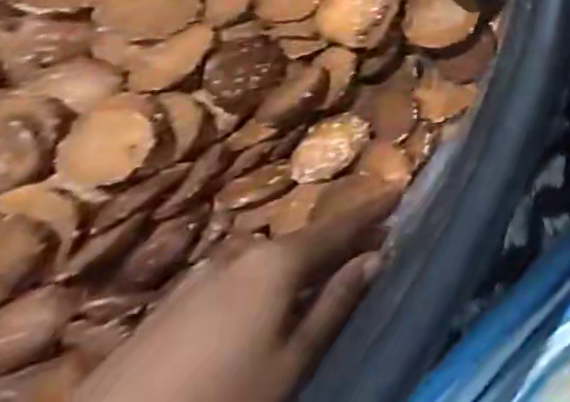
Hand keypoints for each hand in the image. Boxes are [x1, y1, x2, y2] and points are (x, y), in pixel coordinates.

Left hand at [75, 183, 397, 401]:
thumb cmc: (220, 399)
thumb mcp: (290, 363)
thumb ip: (335, 304)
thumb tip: (376, 256)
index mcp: (277, 260)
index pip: (340, 225)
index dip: (374, 209)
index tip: (402, 189)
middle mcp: (240, 254)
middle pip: (303, 241)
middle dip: (337, 242)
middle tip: (369, 246)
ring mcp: (198, 276)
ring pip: (266, 261)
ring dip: (298, 265)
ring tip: (320, 279)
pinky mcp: (167, 305)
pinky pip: (233, 280)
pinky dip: (261, 283)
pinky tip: (263, 308)